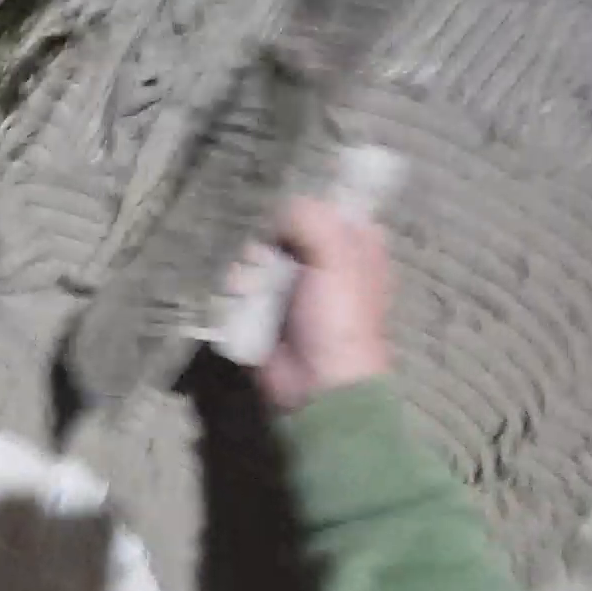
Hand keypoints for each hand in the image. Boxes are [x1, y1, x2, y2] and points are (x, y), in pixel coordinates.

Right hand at [253, 198, 392, 410]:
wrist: (316, 382)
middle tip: (269, 253)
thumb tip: (281, 209)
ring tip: (251, 284)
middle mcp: (323, 264)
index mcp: (354, 247)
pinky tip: (239, 297)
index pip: (328, 208)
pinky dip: (237, 290)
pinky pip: (242, 288)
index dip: (308, 208)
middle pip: (286, 231)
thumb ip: (312, 220)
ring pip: (258, 258)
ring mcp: (291, 290)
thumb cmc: (338, 319)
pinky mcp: (263, 313)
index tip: (292, 217)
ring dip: (249, 268)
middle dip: (270, 240)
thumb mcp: (338, 257)